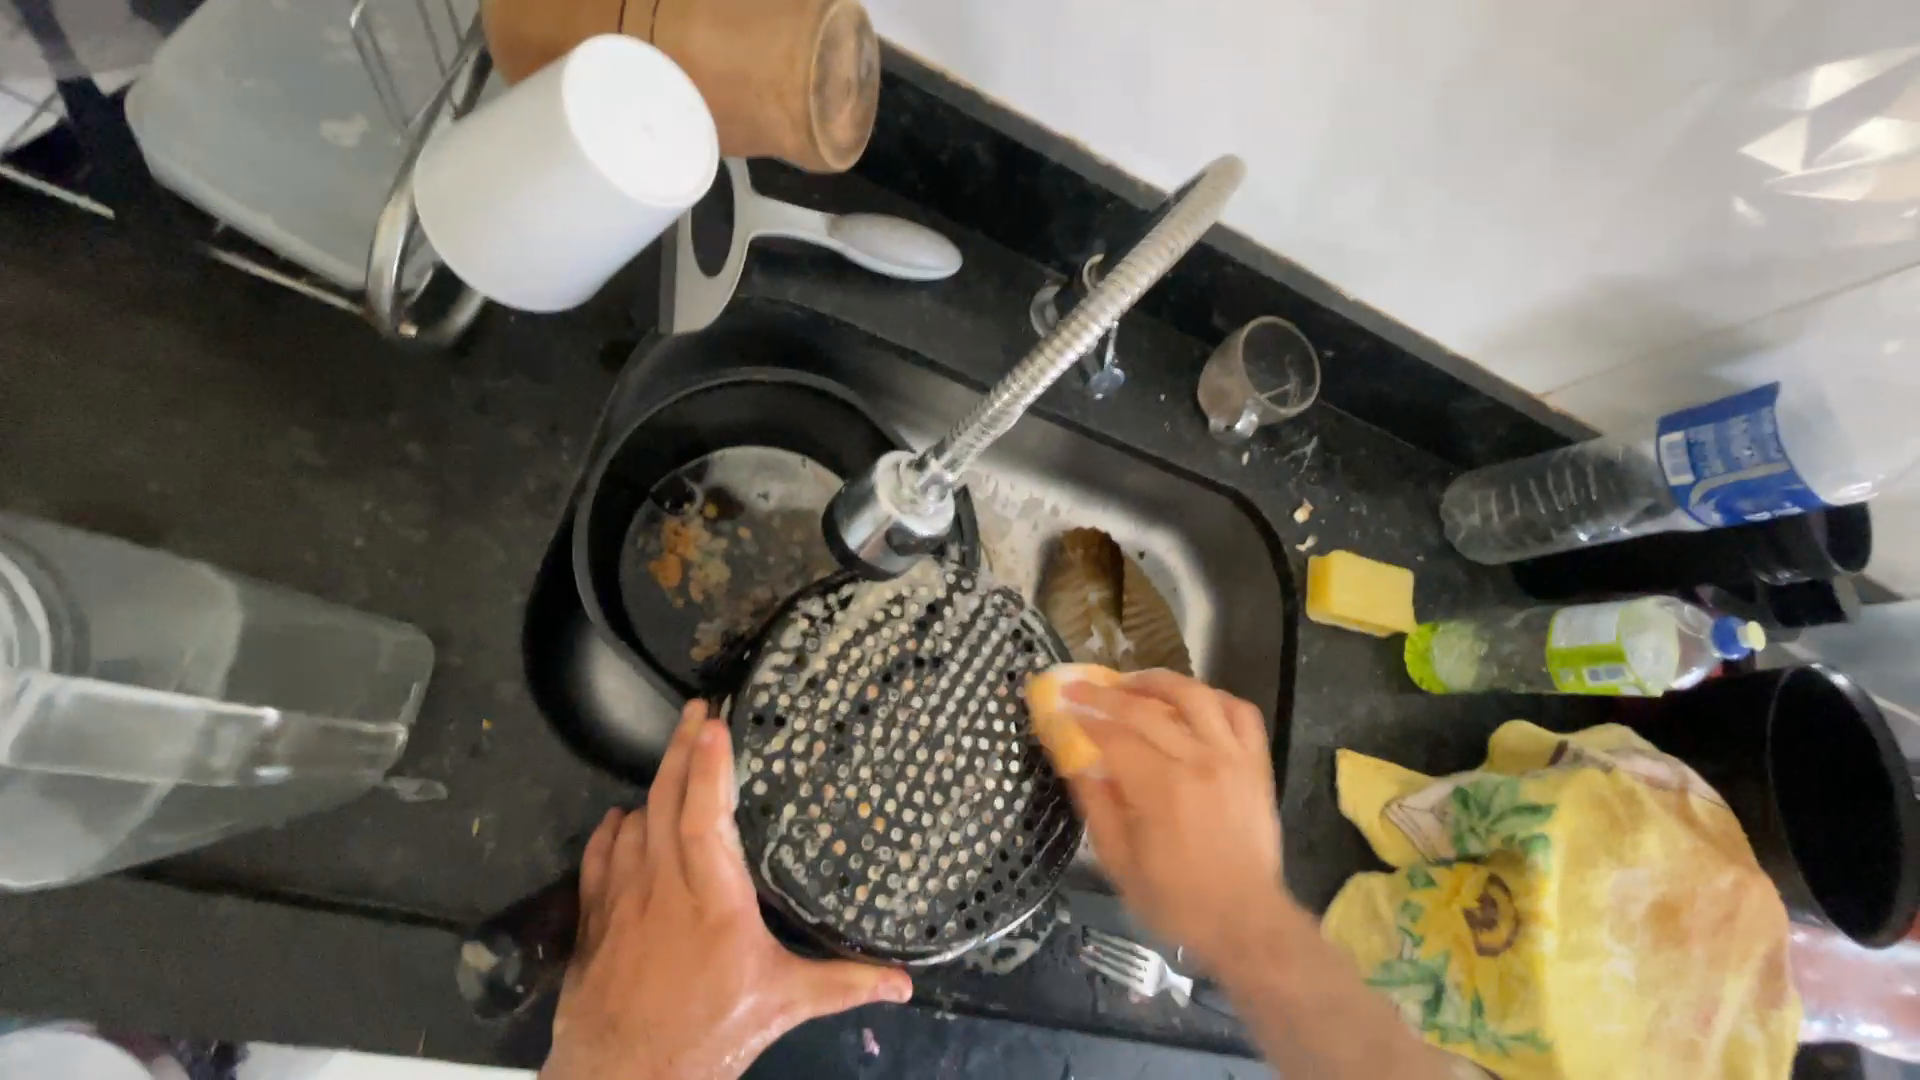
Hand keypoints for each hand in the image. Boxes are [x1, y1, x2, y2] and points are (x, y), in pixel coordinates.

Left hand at [542, 701, 912, 1079]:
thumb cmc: (708, 1035)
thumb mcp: (784, 1005)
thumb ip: (845, 984)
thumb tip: (905, 982)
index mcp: (714, 899)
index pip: (705, 818)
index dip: (708, 768)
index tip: (713, 724)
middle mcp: (664, 888)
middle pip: (665, 802)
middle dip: (679, 749)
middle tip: (694, 708)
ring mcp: (622, 901)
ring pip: (633, 823)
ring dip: (654, 786)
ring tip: (674, 755)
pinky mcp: (594, 920)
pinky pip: (599, 857)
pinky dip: (613, 829)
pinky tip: (626, 814)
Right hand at [1063, 670, 1284, 966]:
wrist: (1245, 922)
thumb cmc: (1176, 899)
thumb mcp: (1119, 860)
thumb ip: (1095, 803)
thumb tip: (1073, 760)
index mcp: (1160, 788)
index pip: (1112, 736)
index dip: (1082, 719)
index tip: (1060, 708)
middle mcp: (1197, 761)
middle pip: (1145, 709)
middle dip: (1105, 694)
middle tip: (1079, 688)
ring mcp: (1232, 758)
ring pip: (1194, 696)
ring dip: (1157, 681)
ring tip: (1131, 682)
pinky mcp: (1257, 764)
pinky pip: (1240, 713)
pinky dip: (1214, 697)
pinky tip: (1191, 701)